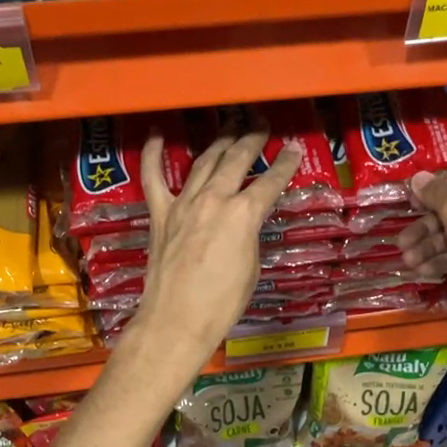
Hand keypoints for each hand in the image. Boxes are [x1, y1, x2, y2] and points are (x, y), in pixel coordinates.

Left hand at [130, 131, 302, 370]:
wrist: (176, 320)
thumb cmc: (222, 303)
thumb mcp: (251, 268)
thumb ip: (249, 236)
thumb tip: (244, 224)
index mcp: (243, 215)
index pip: (271, 182)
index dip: (285, 164)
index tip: (293, 150)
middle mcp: (214, 199)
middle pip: (236, 159)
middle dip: (252, 139)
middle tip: (261, 126)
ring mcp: (183, 204)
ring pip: (204, 161)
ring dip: (219, 141)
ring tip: (229, 126)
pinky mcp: (160, 214)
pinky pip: (153, 177)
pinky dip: (154, 153)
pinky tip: (157, 133)